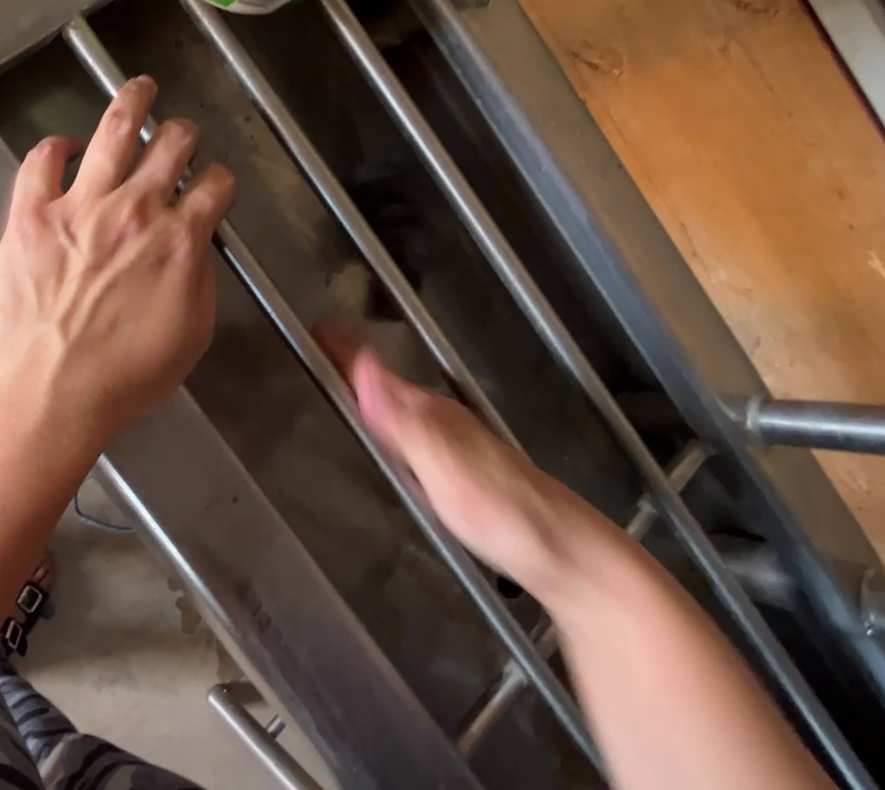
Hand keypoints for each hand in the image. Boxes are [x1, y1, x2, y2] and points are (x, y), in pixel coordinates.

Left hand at [0, 76, 236, 444]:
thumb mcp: (191, 333)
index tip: (216, 184)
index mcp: (179, 239)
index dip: (220, 180)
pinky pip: (42, 161)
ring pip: (115, 132)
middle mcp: (135, 209)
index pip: (214, 186)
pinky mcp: (31, 213)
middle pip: (171, 147)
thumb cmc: (126, 377)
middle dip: (184, 135)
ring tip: (140, 87)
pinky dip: (57, 146)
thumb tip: (193, 246)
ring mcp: (80, 205)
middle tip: (182, 133)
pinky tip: (66, 146)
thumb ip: (198, 277)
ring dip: (133, 103)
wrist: (51, 392)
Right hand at [327, 338, 624, 605]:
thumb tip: (363, 364)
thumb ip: (403, 420)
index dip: (348, 352)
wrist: (567, 556)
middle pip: (388, 383)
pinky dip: (389, 418)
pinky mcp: (464, 468)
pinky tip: (389, 435)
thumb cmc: (502, 512)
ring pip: (403, 404)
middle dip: (353, 364)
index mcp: (433, 414)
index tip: (317, 328)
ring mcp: (457, 443)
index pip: (379, 373)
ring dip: (371, 389)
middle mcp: (444, 420)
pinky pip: (412, 428)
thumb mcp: (445, 466)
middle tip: (319, 349)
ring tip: (343, 382)